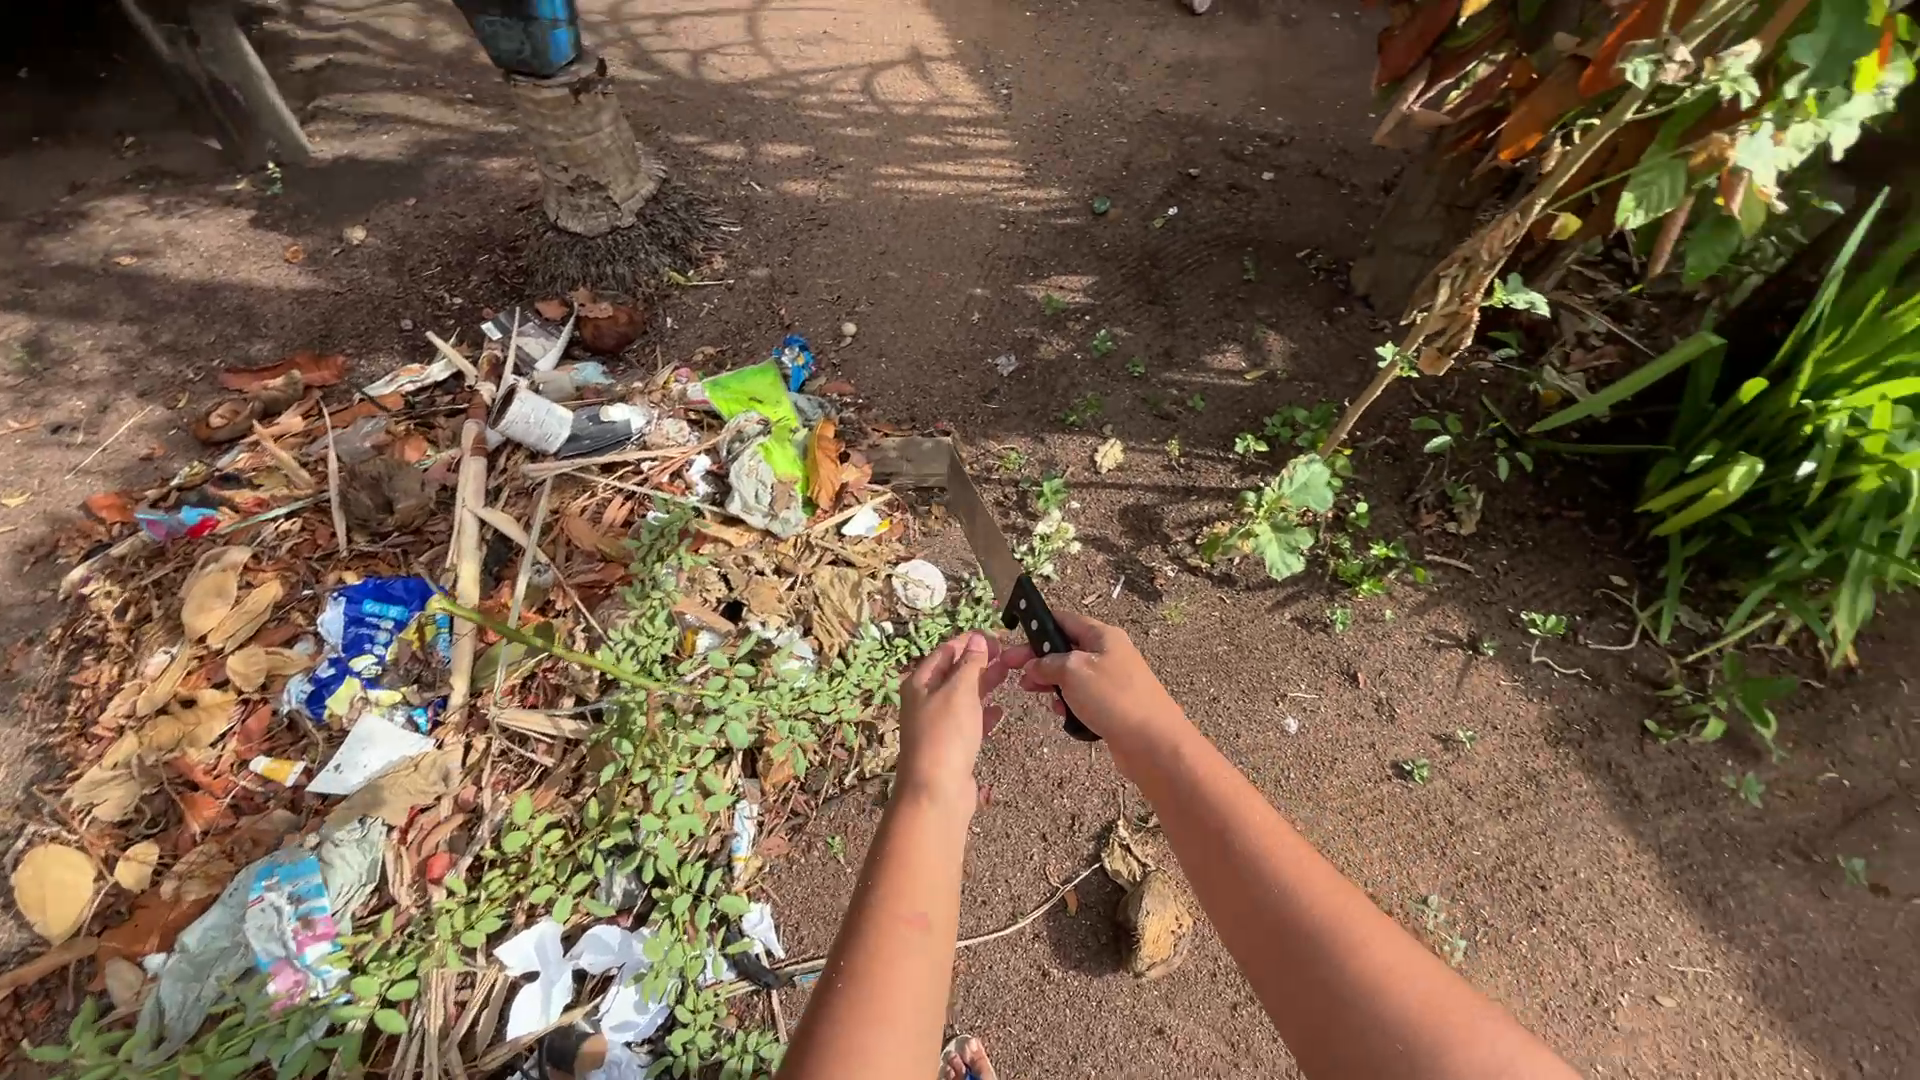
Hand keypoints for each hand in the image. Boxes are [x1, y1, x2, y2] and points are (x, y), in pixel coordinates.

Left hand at [897, 631, 1013, 808]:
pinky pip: (969, 722)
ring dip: (985, 684)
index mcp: (920, 683)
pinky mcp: (950, 746)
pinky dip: (984, 713)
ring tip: (1008, 674)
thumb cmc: (946, 734)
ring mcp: (937, 725)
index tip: (996, 637)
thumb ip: (970, 664)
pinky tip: (1000, 711)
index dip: (970, 641)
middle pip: (955, 673)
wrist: (936, 791)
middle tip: (1009, 655)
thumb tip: (977, 640)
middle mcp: (924, 701)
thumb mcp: (959, 691)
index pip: (946, 651)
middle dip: (980, 662)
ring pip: (964, 697)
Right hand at [1003, 610, 1188, 762]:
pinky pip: (1083, 697)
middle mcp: (1109, 653)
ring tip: (1032, 692)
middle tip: (1015, 671)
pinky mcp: (1113, 704)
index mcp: (1102, 635)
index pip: (1064, 619)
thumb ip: (1047, 663)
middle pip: (1065, 648)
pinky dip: (1068, 701)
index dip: (1038, 625)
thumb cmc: (1113, 698)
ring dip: (1051, 682)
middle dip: (1039, 659)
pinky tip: (1061, 712)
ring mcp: (1112, 680)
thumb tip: (1032, 665)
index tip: (1015, 639)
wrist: (1153, 743)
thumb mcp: (1073, 671)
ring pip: (1072, 674)